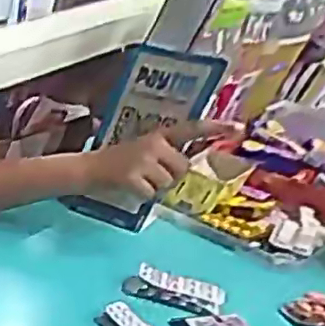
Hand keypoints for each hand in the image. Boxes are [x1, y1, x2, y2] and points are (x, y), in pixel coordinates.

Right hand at [84, 119, 239, 199]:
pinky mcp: (132, 177)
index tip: (238, 129)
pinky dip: (141, 197)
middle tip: (152, 179)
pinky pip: (149, 194)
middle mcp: (154, 144)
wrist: (86, 169)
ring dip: (154, 189)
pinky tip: (130, 190)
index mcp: (159, 135)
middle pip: (180, 168)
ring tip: (138, 184)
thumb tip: (183, 171)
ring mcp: (143, 160)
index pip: (191, 129)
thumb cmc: (113, 164)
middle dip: (170, 178)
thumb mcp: (141, 152)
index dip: (215, 129)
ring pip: (166, 183)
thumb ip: (163, 156)